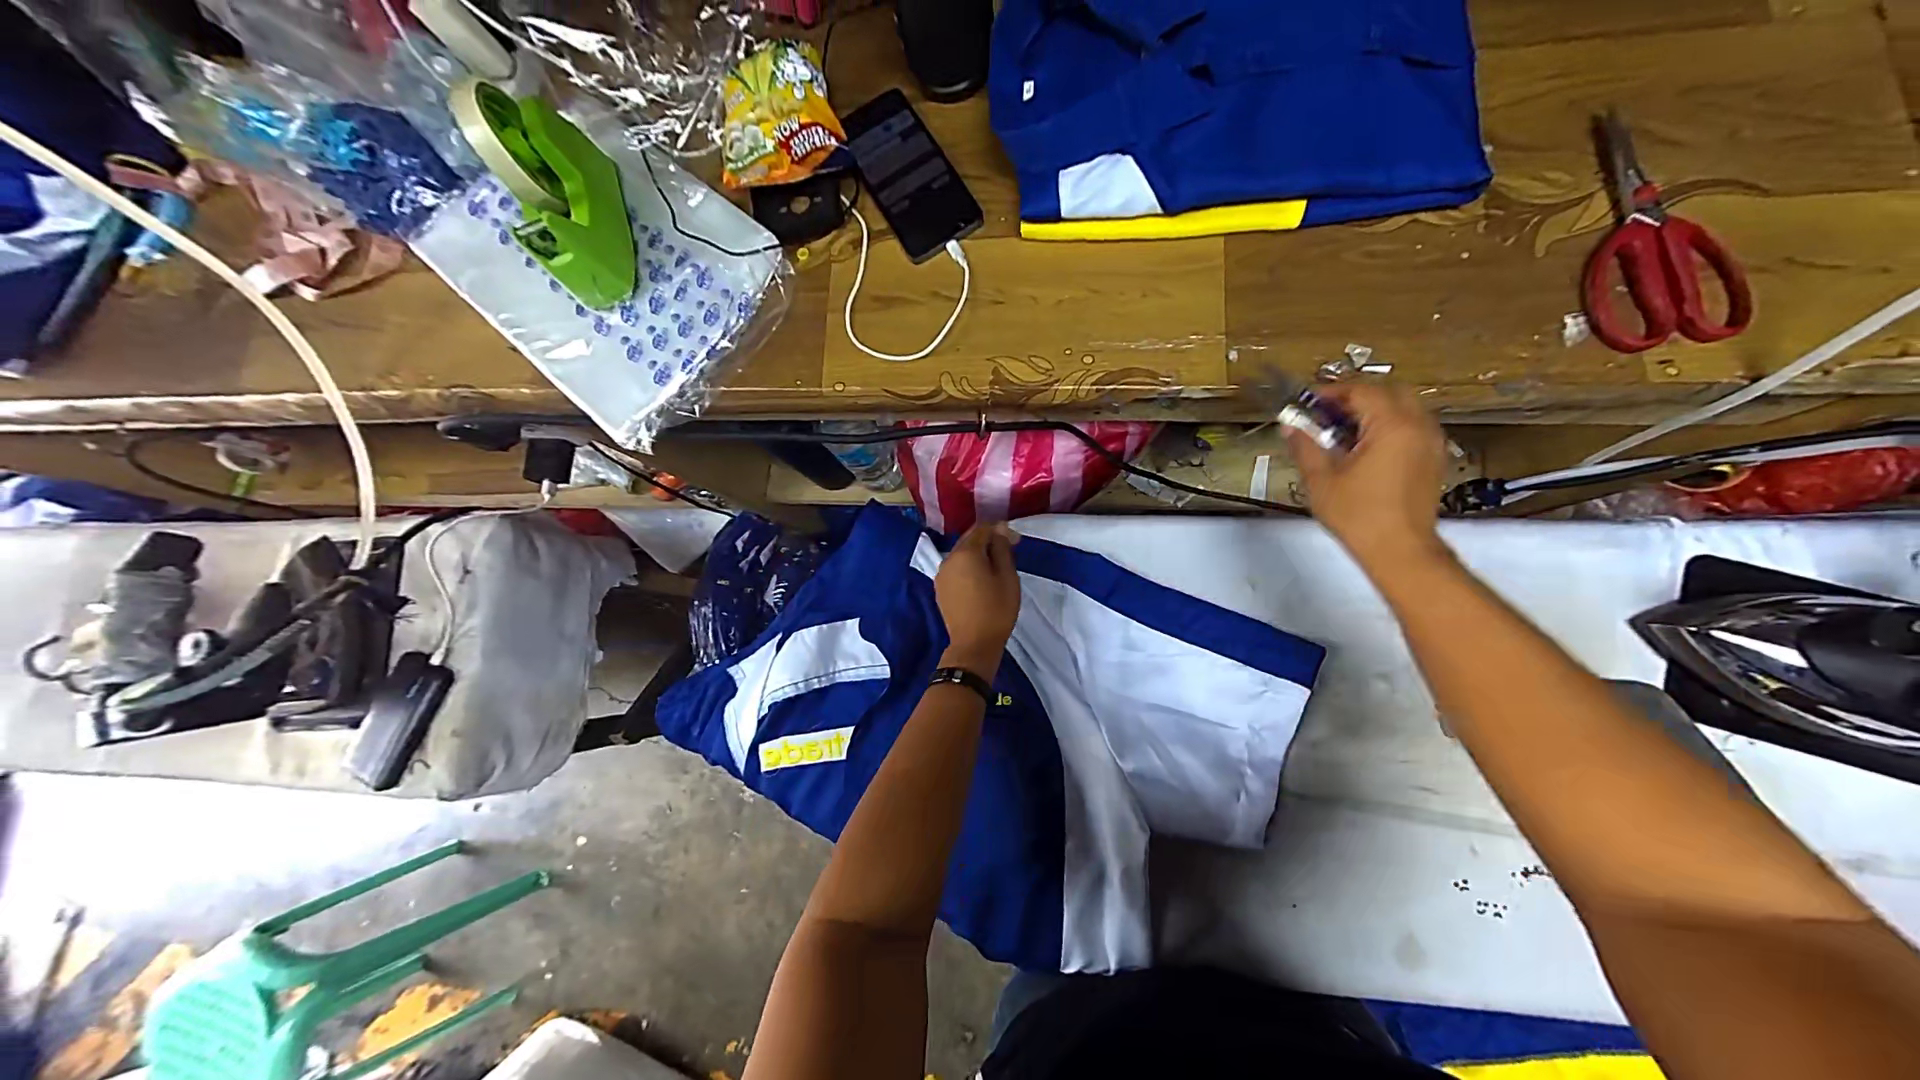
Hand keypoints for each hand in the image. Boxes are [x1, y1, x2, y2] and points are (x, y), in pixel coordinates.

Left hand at [935, 523, 1020, 673]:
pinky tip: (979, 579)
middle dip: (987, 540)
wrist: (974, 644)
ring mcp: (941, 574)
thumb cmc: (996, 609)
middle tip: (1007, 550)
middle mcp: (948, 558)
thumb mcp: (1007, 576)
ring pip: (961, 554)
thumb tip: (1000, 530)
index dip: (1000, 530)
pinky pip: (955, 569)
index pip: (982, 529)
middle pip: (969, 540)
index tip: (1015, 540)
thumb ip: (1002, 549)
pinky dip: (967, 568)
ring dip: (976, 554)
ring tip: (994, 566)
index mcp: (965, 553)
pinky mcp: (940, 588)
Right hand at [1286, 382, 1449, 571]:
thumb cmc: (1360, 516)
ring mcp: (1431, 443)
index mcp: (1392, 426)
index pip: (1361, 391)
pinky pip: (1413, 427)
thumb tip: (1291, 427)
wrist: (1400, 550)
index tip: (1308, 402)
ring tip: (1343, 432)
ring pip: (1403, 409)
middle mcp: (1418, 427)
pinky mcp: (1433, 459)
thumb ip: (1306, 447)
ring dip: (1373, 412)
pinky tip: (1365, 449)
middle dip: (1355, 397)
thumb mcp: (1321, 480)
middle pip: (1388, 392)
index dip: (1331, 392)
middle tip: (1326, 413)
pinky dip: (1389, 427)